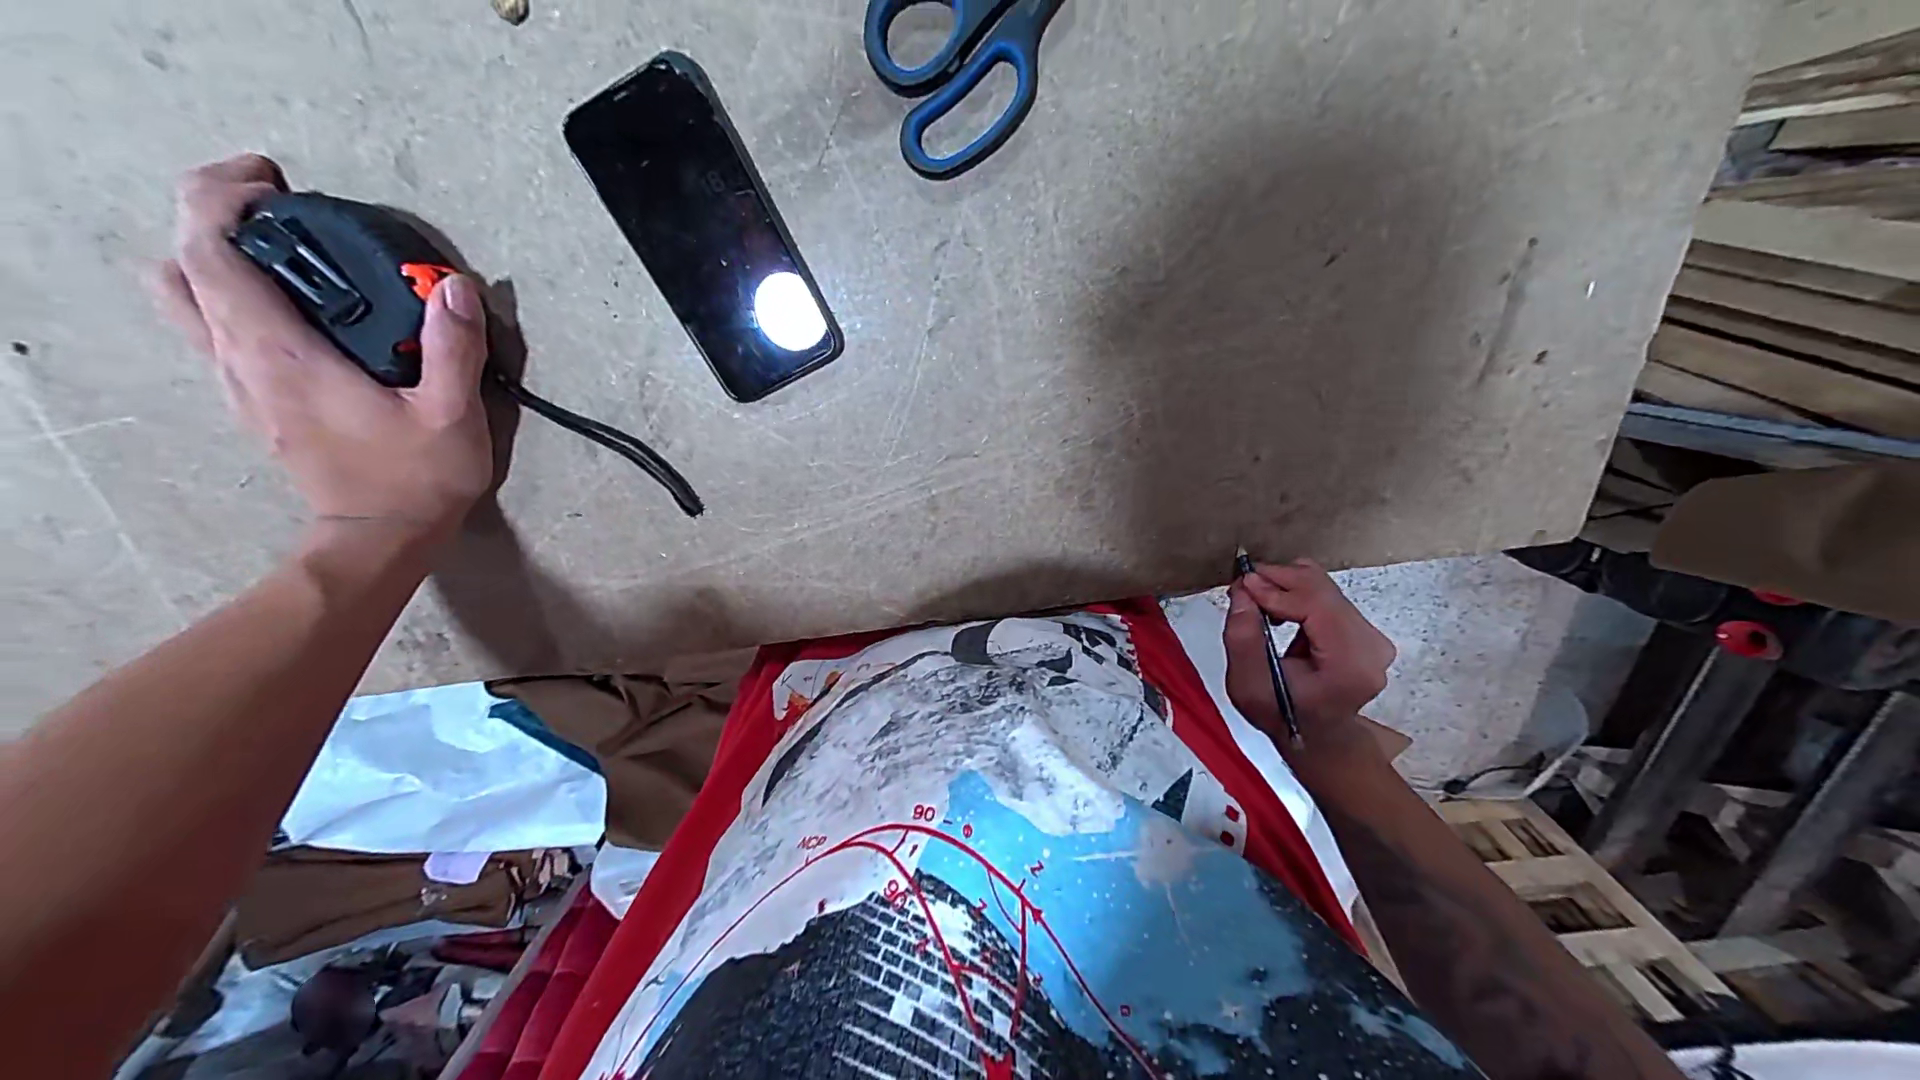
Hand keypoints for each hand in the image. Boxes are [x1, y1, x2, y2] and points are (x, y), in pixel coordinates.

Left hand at [150, 154, 491, 544]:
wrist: (381, 536)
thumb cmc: (417, 476)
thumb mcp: (453, 413)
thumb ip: (453, 347)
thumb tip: (454, 287)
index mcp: (280, 353)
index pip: (210, 250)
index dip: (222, 197)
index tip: (273, 181)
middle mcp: (238, 360)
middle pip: (180, 265)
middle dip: (209, 218)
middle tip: (276, 210)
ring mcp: (236, 384)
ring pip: (186, 299)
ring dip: (216, 259)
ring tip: (284, 256)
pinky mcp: (250, 402)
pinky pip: (213, 330)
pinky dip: (234, 298)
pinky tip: (293, 310)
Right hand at [1223, 559, 1395, 759]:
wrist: (1314, 737)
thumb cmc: (1280, 716)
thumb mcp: (1248, 686)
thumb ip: (1243, 639)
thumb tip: (1243, 591)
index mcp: (1349, 665)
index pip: (1316, 606)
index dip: (1276, 590)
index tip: (1241, 584)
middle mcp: (1370, 646)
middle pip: (1322, 590)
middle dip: (1278, 580)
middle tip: (1242, 585)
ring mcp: (1371, 637)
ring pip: (1324, 588)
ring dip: (1285, 585)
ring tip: (1255, 599)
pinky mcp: (1363, 630)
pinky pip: (1326, 596)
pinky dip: (1296, 594)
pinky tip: (1276, 610)